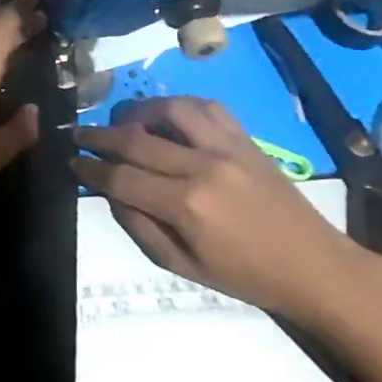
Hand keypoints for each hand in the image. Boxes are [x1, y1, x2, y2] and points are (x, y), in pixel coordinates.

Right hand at [73, 97, 358, 315]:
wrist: (310, 263)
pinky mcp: (246, 138)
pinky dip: (180, 105)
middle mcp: (203, 166)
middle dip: (101, 135)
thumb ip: (141, 226)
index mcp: (186, 205)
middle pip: (137, 138)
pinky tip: (168, 115)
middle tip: (79, 132)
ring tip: (124, 120)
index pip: (122, 177)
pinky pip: (208, 107)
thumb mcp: (183, 266)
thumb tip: (111, 192)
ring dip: (140, 110)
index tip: (72, 160)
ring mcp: (228, 146)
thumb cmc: (244, 275)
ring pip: (172, 108)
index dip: (91, 167)